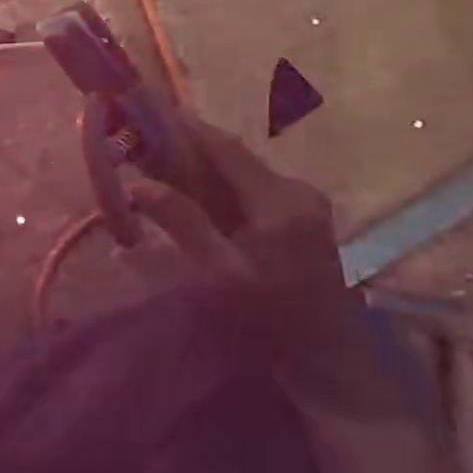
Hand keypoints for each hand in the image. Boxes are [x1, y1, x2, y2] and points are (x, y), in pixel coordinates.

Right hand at [138, 117, 349, 332]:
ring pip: (242, 171)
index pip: (225, 147)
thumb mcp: (222, 274)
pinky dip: (220, 184)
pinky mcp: (302, 217)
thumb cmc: (275, 319)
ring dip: (203, 166)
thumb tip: (139, 184)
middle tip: (146, 142)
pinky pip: (252, 188)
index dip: (186, 127)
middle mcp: (296, 190)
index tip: (150, 112)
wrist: (332, 360)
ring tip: (161, 164)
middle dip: (189, 147)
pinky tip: (196, 193)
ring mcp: (304, 203)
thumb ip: (183, 223)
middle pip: (234, 156)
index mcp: (280, 200)